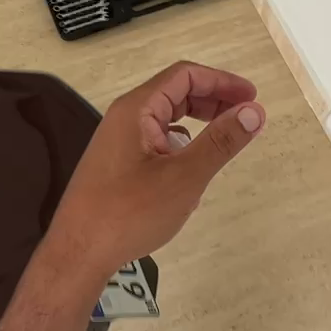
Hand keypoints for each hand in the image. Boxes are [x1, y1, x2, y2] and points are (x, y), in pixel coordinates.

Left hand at [44, 62, 266, 284]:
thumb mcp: (185, 176)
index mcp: (137, 109)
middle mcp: (125, 118)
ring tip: (225, 139)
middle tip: (244, 116)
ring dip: (198, 122)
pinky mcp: (118, 164)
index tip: (251, 96)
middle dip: (213, 100)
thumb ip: (221, 141)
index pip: (184, 76)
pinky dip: (181, 144)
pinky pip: (157, 141)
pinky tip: (193, 168)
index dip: (221, 81)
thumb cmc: (130, 212)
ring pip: (166, 118)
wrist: (78, 255)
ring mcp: (119, 141)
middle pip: (175, 92)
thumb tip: (253, 111)